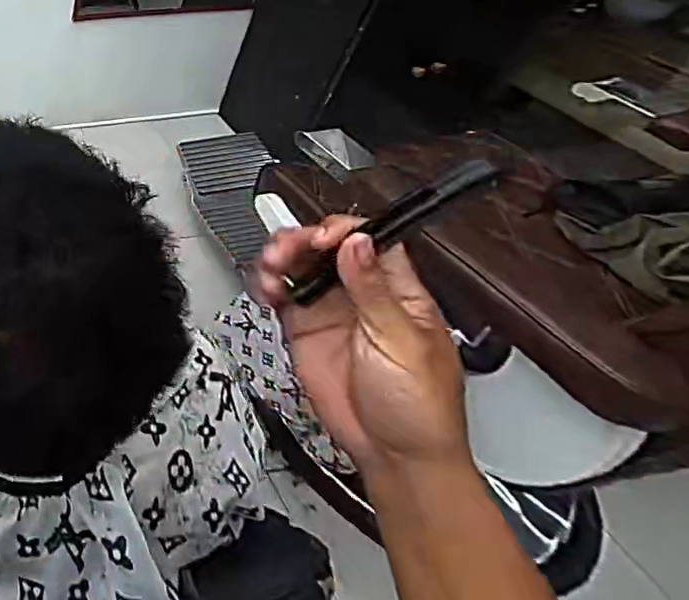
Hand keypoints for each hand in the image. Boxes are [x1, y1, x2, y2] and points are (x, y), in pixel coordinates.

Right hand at [253, 216, 468, 474]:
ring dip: (280, 256)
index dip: (341, 229)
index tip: (323, 238)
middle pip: (325, 244)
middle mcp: (360, 292)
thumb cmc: (421, 408)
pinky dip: (268, 284)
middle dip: (301, 238)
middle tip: (289, 249)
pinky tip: (267, 288)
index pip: (367, 238)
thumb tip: (358, 242)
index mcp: (396, 289)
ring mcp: (330, 308)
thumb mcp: (402, 344)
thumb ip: (374, 291)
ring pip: (299, 263)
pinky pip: (281, 293)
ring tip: (272, 268)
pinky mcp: (305, 326)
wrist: (395, 458)